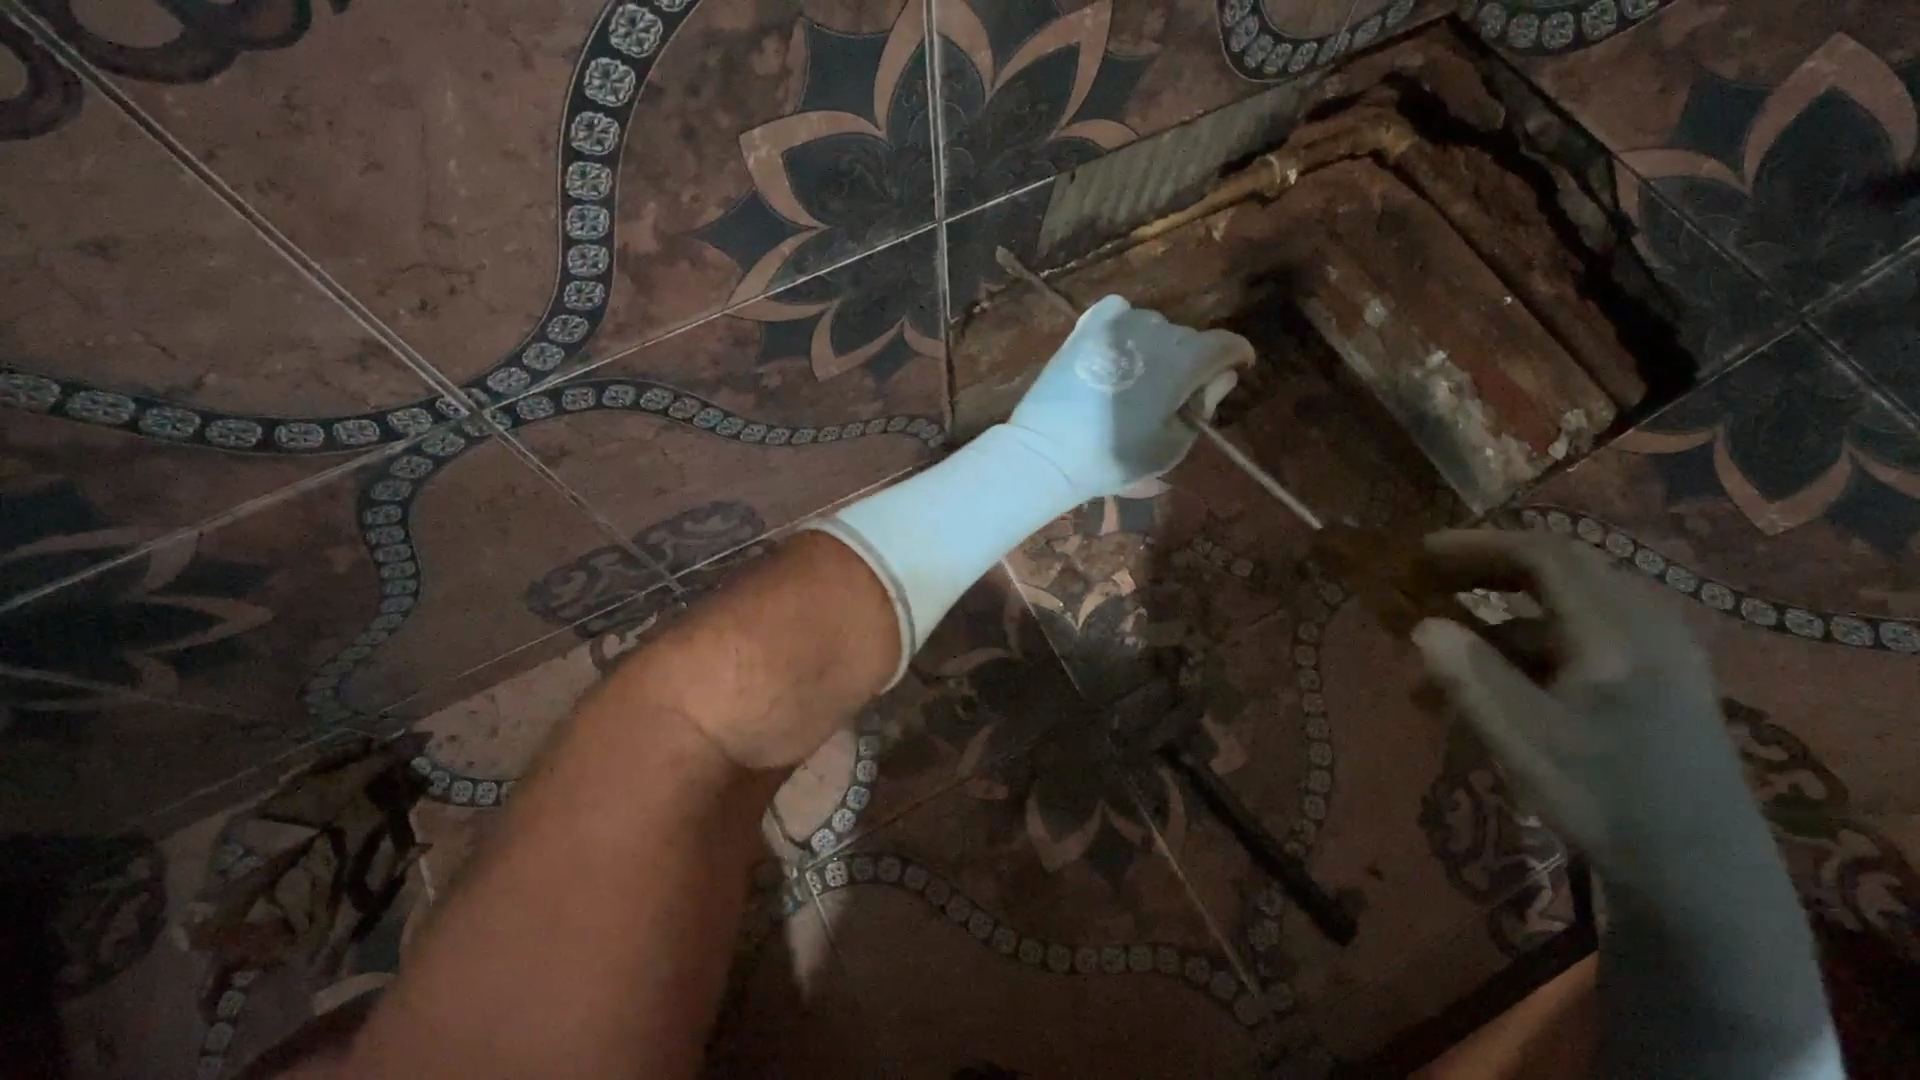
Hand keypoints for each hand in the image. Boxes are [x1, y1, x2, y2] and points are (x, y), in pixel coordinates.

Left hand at [1008, 295, 1253, 499]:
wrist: (1048, 451)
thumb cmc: (1116, 457)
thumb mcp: (1171, 443)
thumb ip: (1202, 404)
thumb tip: (1223, 375)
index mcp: (1184, 360)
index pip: (1226, 344)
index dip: (1237, 357)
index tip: (1237, 370)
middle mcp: (1156, 330)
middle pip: (1188, 338)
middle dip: (1192, 360)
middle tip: (1178, 393)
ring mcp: (1118, 323)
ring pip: (1153, 327)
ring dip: (1157, 347)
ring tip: (1141, 378)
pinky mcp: (1086, 327)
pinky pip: (1117, 312)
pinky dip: (1125, 326)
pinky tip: (1119, 350)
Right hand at [1409, 529, 1769, 888]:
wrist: (1699, 873)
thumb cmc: (1604, 797)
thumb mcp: (1522, 738)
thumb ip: (1470, 675)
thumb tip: (1423, 626)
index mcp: (1616, 630)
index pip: (1544, 555)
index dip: (1477, 546)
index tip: (1420, 557)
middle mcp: (1646, 625)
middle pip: (1561, 571)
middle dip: (1488, 573)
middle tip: (1432, 585)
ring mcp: (1660, 653)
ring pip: (1569, 611)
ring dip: (1503, 622)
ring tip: (1450, 660)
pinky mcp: (1661, 682)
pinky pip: (1586, 640)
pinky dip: (1533, 650)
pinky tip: (1500, 689)